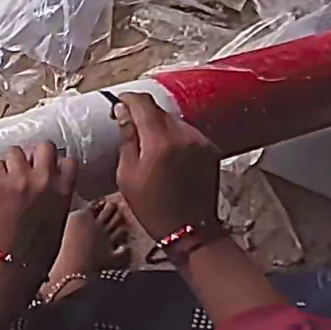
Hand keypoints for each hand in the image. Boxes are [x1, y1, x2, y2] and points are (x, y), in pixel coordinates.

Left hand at [0, 142, 76, 312]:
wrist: (7, 268)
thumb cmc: (34, 257)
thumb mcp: (57, 225)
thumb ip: (56, 201)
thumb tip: (48, 191)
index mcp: (64, 193)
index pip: (68, 161)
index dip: (56, 164)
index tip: (48, 170)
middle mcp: (44, 180)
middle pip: (43, 146)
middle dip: (34, 154)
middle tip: (26, 168)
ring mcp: (20, 179)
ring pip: (16, 151)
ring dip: (11, 162)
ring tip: (7, 178)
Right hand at [112, 92, 220, 241]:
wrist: (190, 230)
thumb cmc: (151, 206)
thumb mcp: (127, 174)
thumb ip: (127, 139)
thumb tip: (122, 112)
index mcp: (160, 142)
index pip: (143, 103)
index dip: (129, 99)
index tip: (119, 103)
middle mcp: (184, 136)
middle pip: (160, 111)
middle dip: (143, 114)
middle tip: (130, 126)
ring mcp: (201, 142)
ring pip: (174, 121)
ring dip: (160, 126)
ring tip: (149, 145)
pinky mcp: (211, 149)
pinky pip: (187, 133)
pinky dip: (175, 137)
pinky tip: (167, 154)